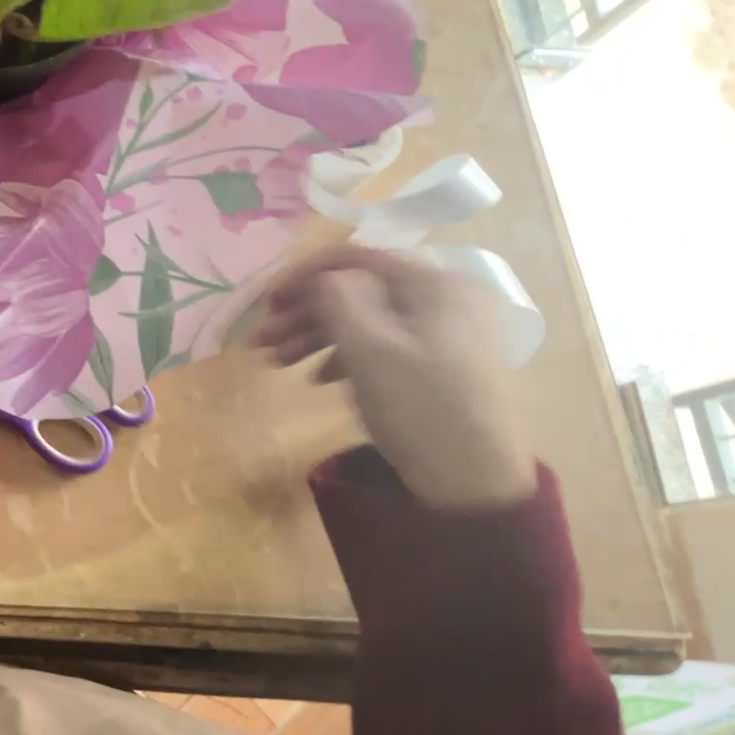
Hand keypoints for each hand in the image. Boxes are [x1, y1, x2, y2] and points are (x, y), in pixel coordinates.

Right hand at [255, 245, 535, 510]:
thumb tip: (317, 277)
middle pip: (356, 289)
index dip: (303, 274)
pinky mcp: (436, 359)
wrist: (473, 476)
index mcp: (431, 284)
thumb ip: (337, 300)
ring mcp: (441, 329)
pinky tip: (317, 379)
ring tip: (278, 364)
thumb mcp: (368, 349)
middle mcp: (440, 297)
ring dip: (314, 335)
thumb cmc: (419, 406)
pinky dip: (342, 354)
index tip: (266, 303)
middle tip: (261, 341)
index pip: (355, 258)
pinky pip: (379, 342)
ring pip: (363, 317)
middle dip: (302, 312)